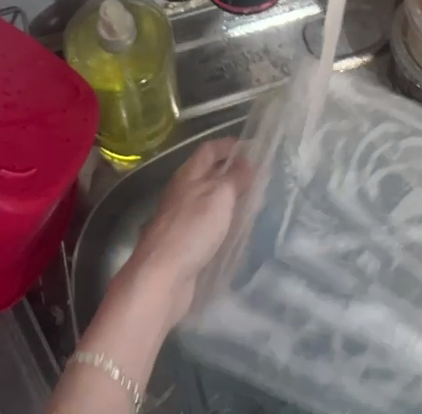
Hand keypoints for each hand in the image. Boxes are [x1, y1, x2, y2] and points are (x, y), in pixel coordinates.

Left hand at [118, 138, 247, 326]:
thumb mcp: (219, 196)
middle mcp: (181, 193)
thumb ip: (235, 177)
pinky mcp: (184, 244)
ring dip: (228, 198)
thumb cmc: (192, 229)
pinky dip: (223, 222)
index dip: (229, 145)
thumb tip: (248, 160)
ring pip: (208, 200)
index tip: (252, 146)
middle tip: (259, 176)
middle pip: (207, 174)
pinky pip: (207, 224)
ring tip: (254, 202)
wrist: (162, 277)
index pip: (208, 149)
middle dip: (231, 171)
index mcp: (187, 175)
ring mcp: (180, 219)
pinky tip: (236, 231)